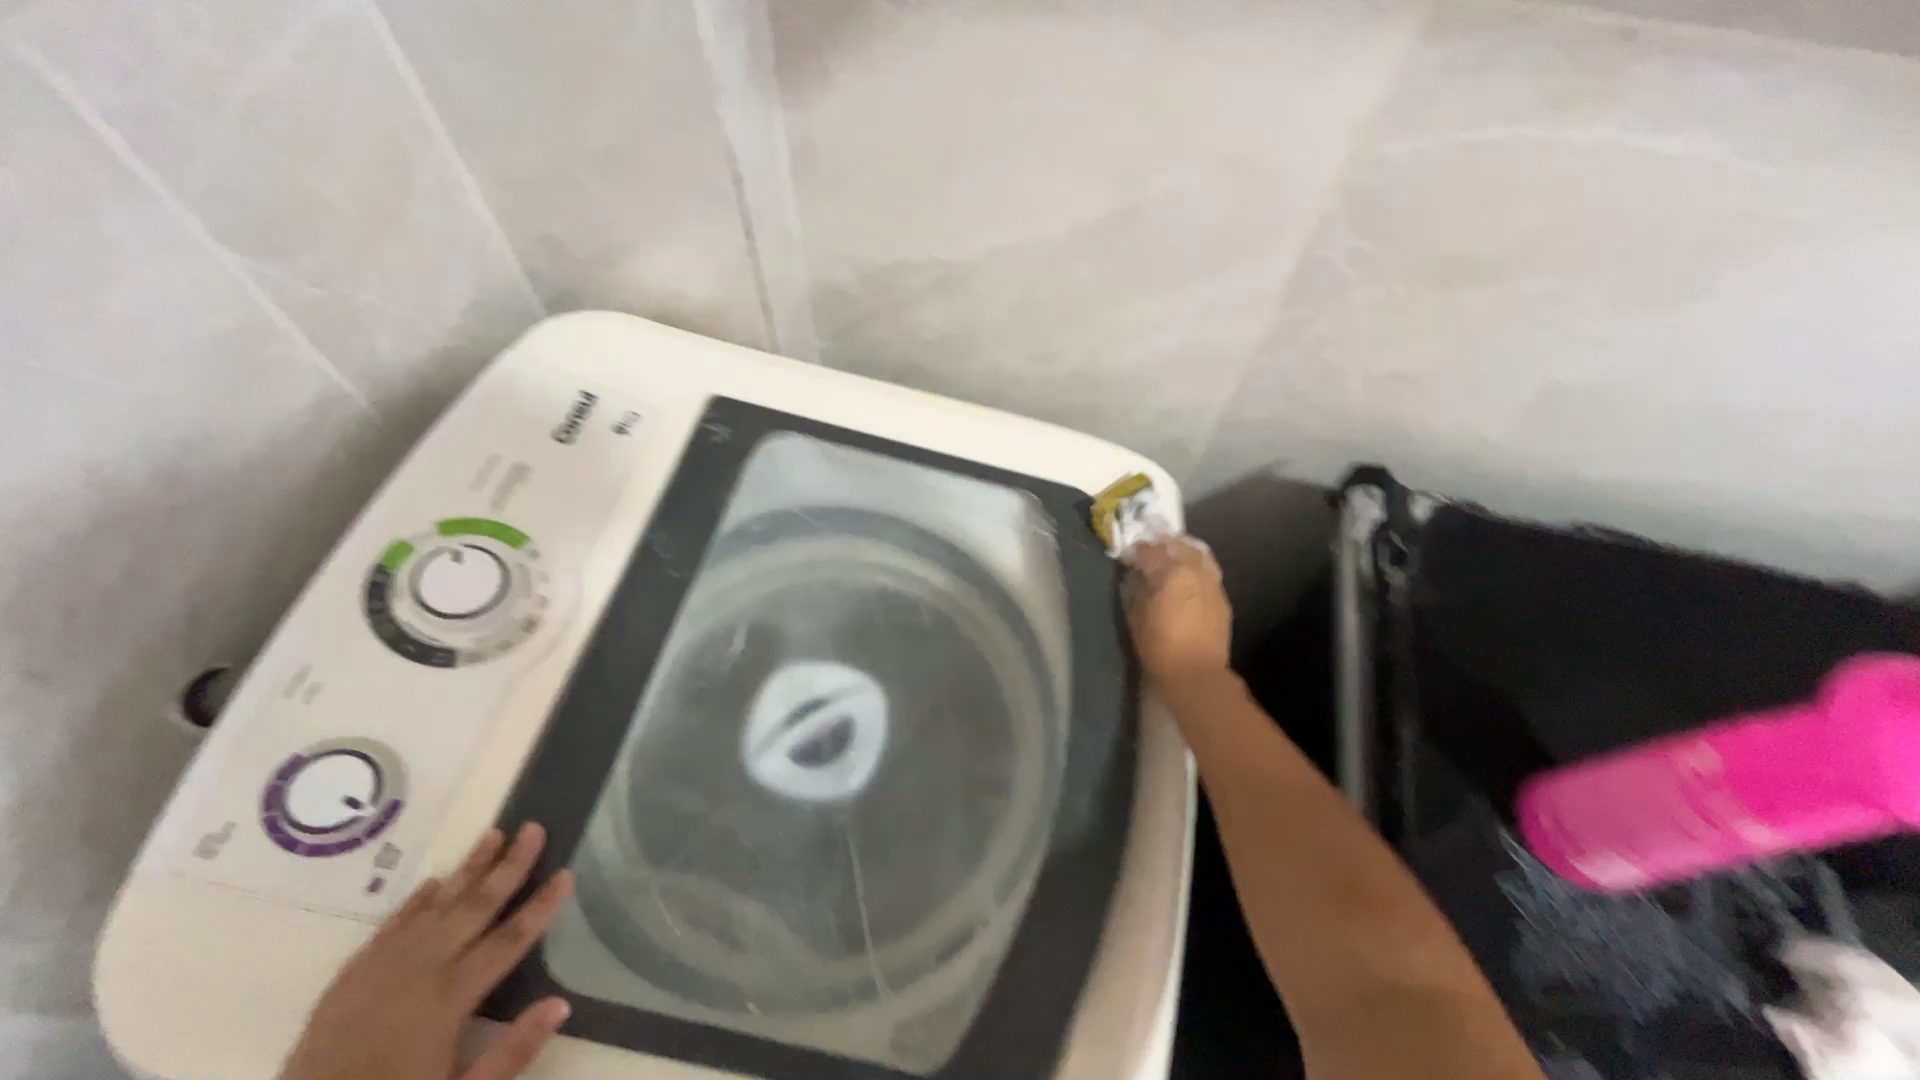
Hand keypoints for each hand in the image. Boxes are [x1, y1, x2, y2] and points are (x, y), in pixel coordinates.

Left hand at [277, 824, 575, 1079]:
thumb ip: (512, 1052)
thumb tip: (560, 1004)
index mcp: (448, 1000)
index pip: (508, 941)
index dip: (540, 907)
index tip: (565, 873)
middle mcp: (417, 972)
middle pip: (473, 909)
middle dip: (508, 867)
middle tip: (533, 829)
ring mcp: (379, 970)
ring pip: (433, 907)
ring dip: (467, 870)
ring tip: (493, 834)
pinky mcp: (349, 978)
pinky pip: (389, 928)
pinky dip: (414, 902)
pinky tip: (433, 883)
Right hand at [1124, 536, 1231, 690]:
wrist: (1196, 673)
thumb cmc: (1159, 645)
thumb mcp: (1136, 616)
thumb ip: (1136, 588)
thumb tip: (1136, 575)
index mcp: (1171, 571)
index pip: (1149, 550)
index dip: (1135, 551)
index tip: (1126, 556)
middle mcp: (1195, 570)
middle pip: (1178, 545)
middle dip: (1161, 544)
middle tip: (1149, 549)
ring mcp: (1212, 583)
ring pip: (1199, 554)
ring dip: (1183, 551)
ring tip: (1171, 557)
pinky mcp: (1222, 598)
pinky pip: (1209, 572)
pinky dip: (1196, 567)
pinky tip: (1188, 578)